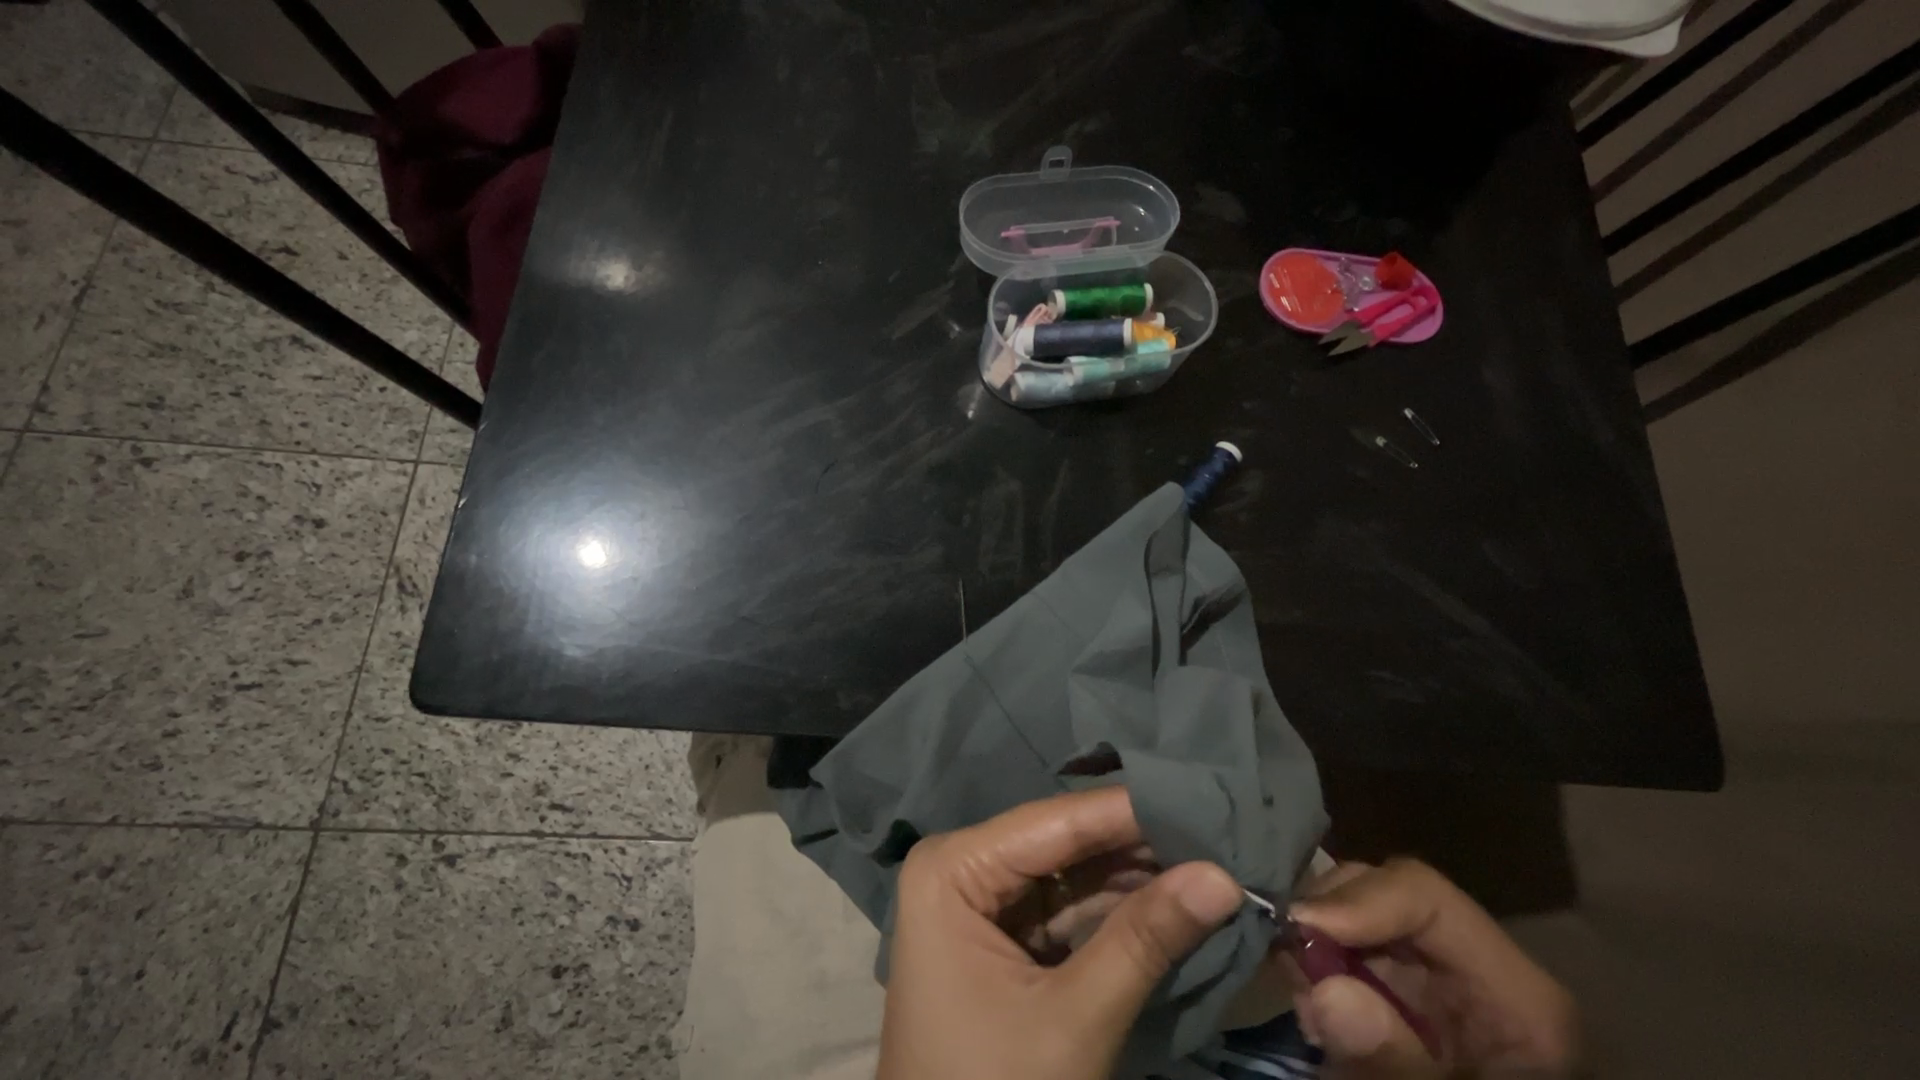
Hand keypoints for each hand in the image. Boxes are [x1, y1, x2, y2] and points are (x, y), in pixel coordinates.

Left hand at [878, 787, 1244, 1079]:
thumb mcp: (1074, 1018)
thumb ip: (1144, 940)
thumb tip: (1225, 876)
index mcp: (954, 868)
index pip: (1057, 822)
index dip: (1135, 810)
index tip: (1209, 799)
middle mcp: (961, 865)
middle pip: (1064, 841)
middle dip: (1142, 842)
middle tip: (1223, 831)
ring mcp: (979, 897)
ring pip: (1071, 871)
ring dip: (1138, 874)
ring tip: (1215, 857)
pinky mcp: (1001, 932)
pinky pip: (1066, 905)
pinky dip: (1117, 908)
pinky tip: (1175, 896)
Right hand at [1288, 859, 1579, 1077]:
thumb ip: (1395, 1064)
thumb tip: (1324, 991)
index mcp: (1514, 994)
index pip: (1424, 896)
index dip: (1357, 901)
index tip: (1297, 929)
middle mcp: (1474, 966)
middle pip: (1383, 893)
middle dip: (1326, 919)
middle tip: (1288, 969)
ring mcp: (1436, 980)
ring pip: (1356, 915)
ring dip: (1314, 943)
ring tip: (1300, 998)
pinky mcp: (1403, 998)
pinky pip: (1348, 953)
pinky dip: (1316, 966)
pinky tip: (1311, 1007)